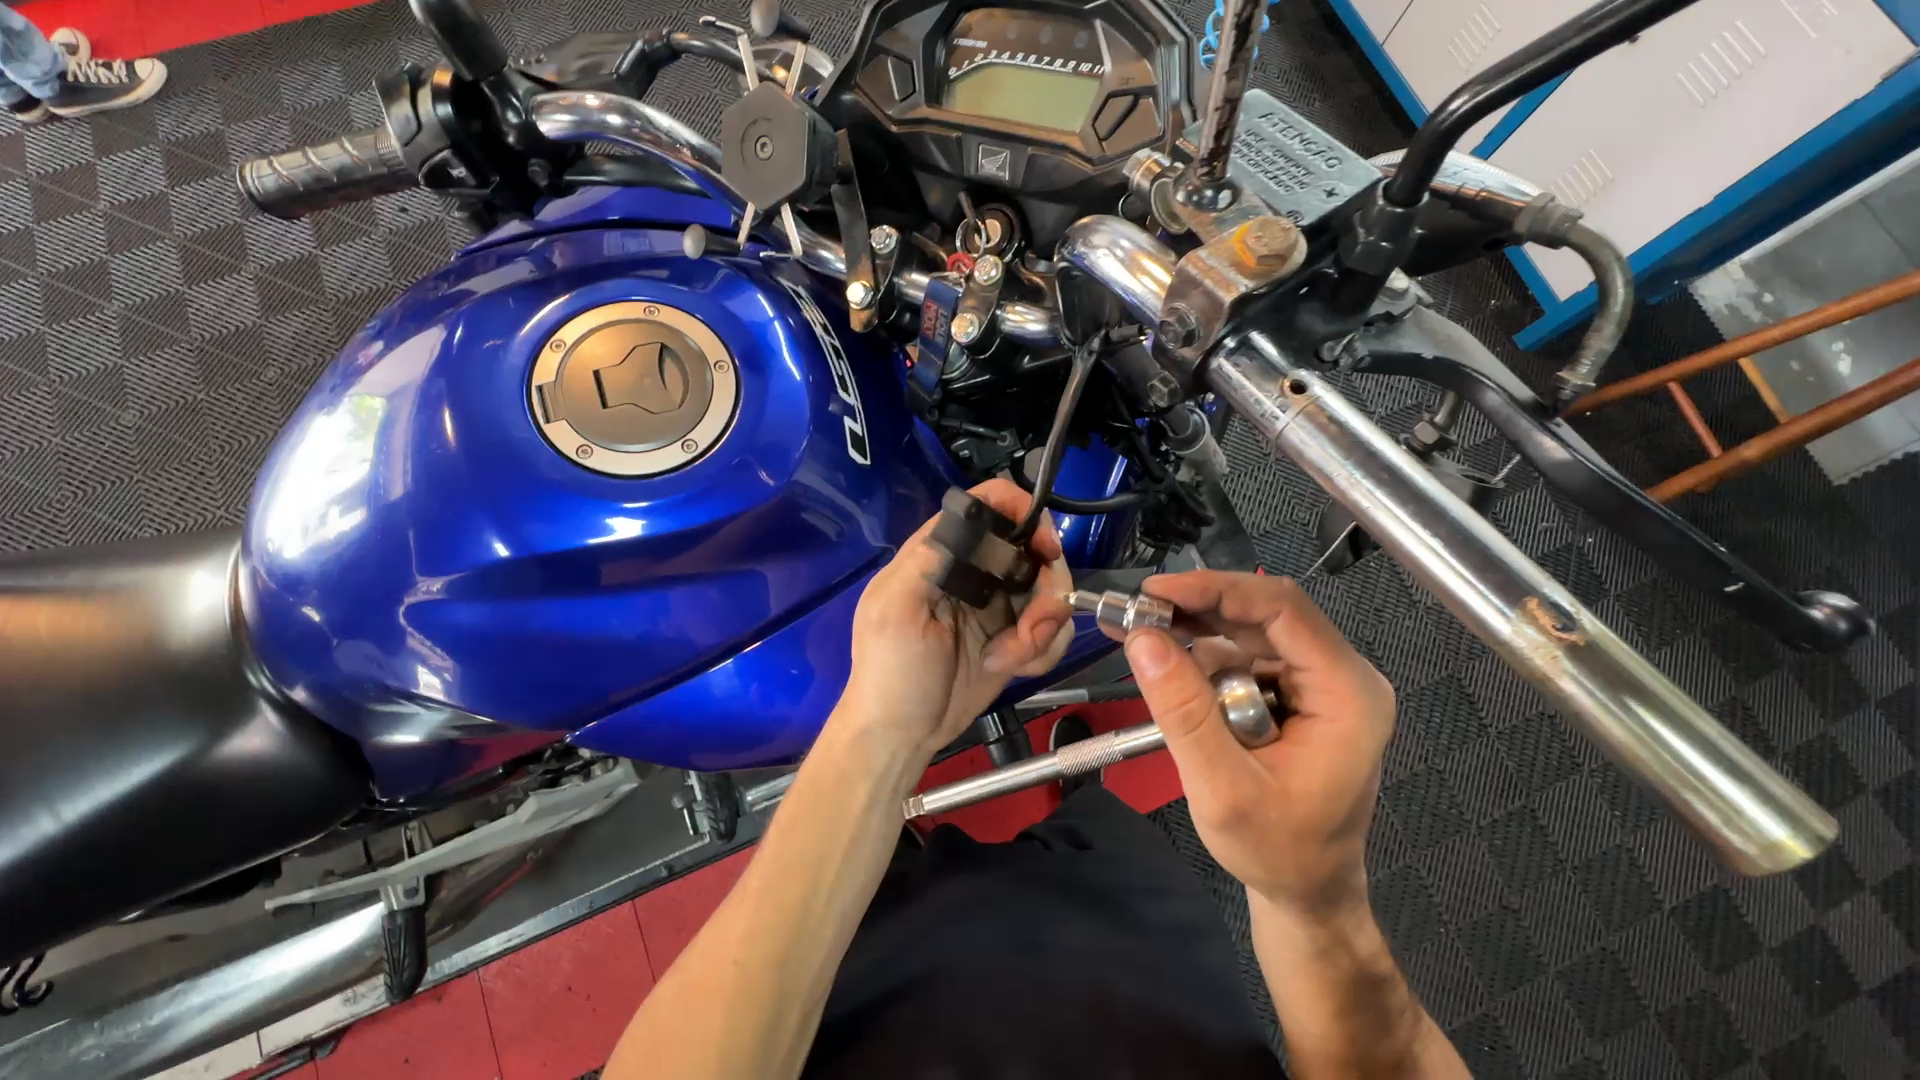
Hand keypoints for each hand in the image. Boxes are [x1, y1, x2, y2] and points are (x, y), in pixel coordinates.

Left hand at [834, 479, 1075, 763]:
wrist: (904, 733)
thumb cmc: (890, 671)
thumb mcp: (894, 611)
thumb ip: (927, 561)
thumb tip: (966, 521)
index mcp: (942, 553)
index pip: (991, 505)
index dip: (1026, 516)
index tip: (1045, 551)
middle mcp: (975, 571)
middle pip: (1036, 551)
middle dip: (1045, 592)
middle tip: (1030, 630)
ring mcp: (998, 604)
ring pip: (1051, 592)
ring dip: (1042, 629)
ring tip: (1012, 659)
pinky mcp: (1014, 637)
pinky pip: (1051, 630)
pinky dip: (1043, 651)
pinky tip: (1012, 668)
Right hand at [1123, 571, 1394, 914]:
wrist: (1306, 892)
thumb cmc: (1277, 851)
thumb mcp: (1221, 787)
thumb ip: (1183, 712)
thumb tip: (1141, 639)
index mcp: (1348, 694)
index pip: (1283, 610)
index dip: (1216, 590)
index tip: (1155, 593)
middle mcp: (1344, 677)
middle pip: (1266, 615)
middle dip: (1198, 610)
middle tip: (1136, 613)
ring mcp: (1324, 686)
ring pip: (1253, 633)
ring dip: (1197, 635)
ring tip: (1142, 638)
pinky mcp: (1301, 696)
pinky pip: (1249, 658)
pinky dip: (1207, 660)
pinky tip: (1172, 672)